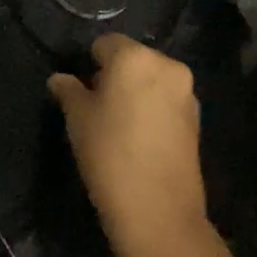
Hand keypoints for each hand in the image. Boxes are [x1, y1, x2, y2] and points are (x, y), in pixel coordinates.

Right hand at [48, 34, 206, 239]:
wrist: (159, 213)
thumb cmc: (110, 154)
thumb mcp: (78, 120)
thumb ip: (68, 90)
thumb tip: (59, 79)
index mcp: (135, 56)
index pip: (104, 44)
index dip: (89, 65)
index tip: (82, 92)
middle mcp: (166, 65)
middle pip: (132, 59)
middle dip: (115, 76)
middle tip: (99, 109)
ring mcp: (186, 93)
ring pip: (151, 80)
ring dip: (136, 92)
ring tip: (121, 127)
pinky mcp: (197, 119)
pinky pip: (167, 101)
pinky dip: (153, 110)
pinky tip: (141, 139)